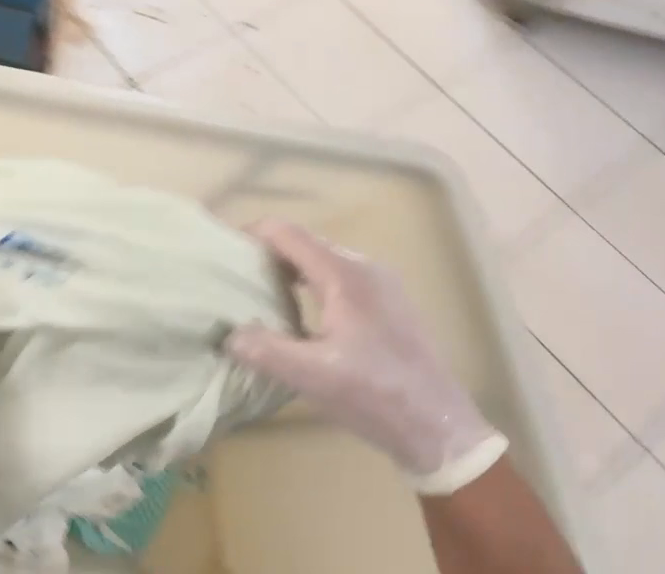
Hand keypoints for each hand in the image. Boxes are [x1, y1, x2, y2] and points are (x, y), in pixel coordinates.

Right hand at [225, 219, 506, 494]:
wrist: (443, 433)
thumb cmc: (376, 397)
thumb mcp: (309, 376)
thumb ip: (261, 349)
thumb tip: (227, 333)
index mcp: (344, 275)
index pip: (284, 231)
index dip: (247, 235)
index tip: (220, 256)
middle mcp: (365, 269)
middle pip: (301, 241)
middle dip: (263, 253)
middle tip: (233, 278)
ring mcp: (382, 285)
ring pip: (319, 258)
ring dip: (286, 269)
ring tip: (259, 296)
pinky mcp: (389, 303)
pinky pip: (336, 275)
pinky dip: (308, 282)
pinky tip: (297, 314)